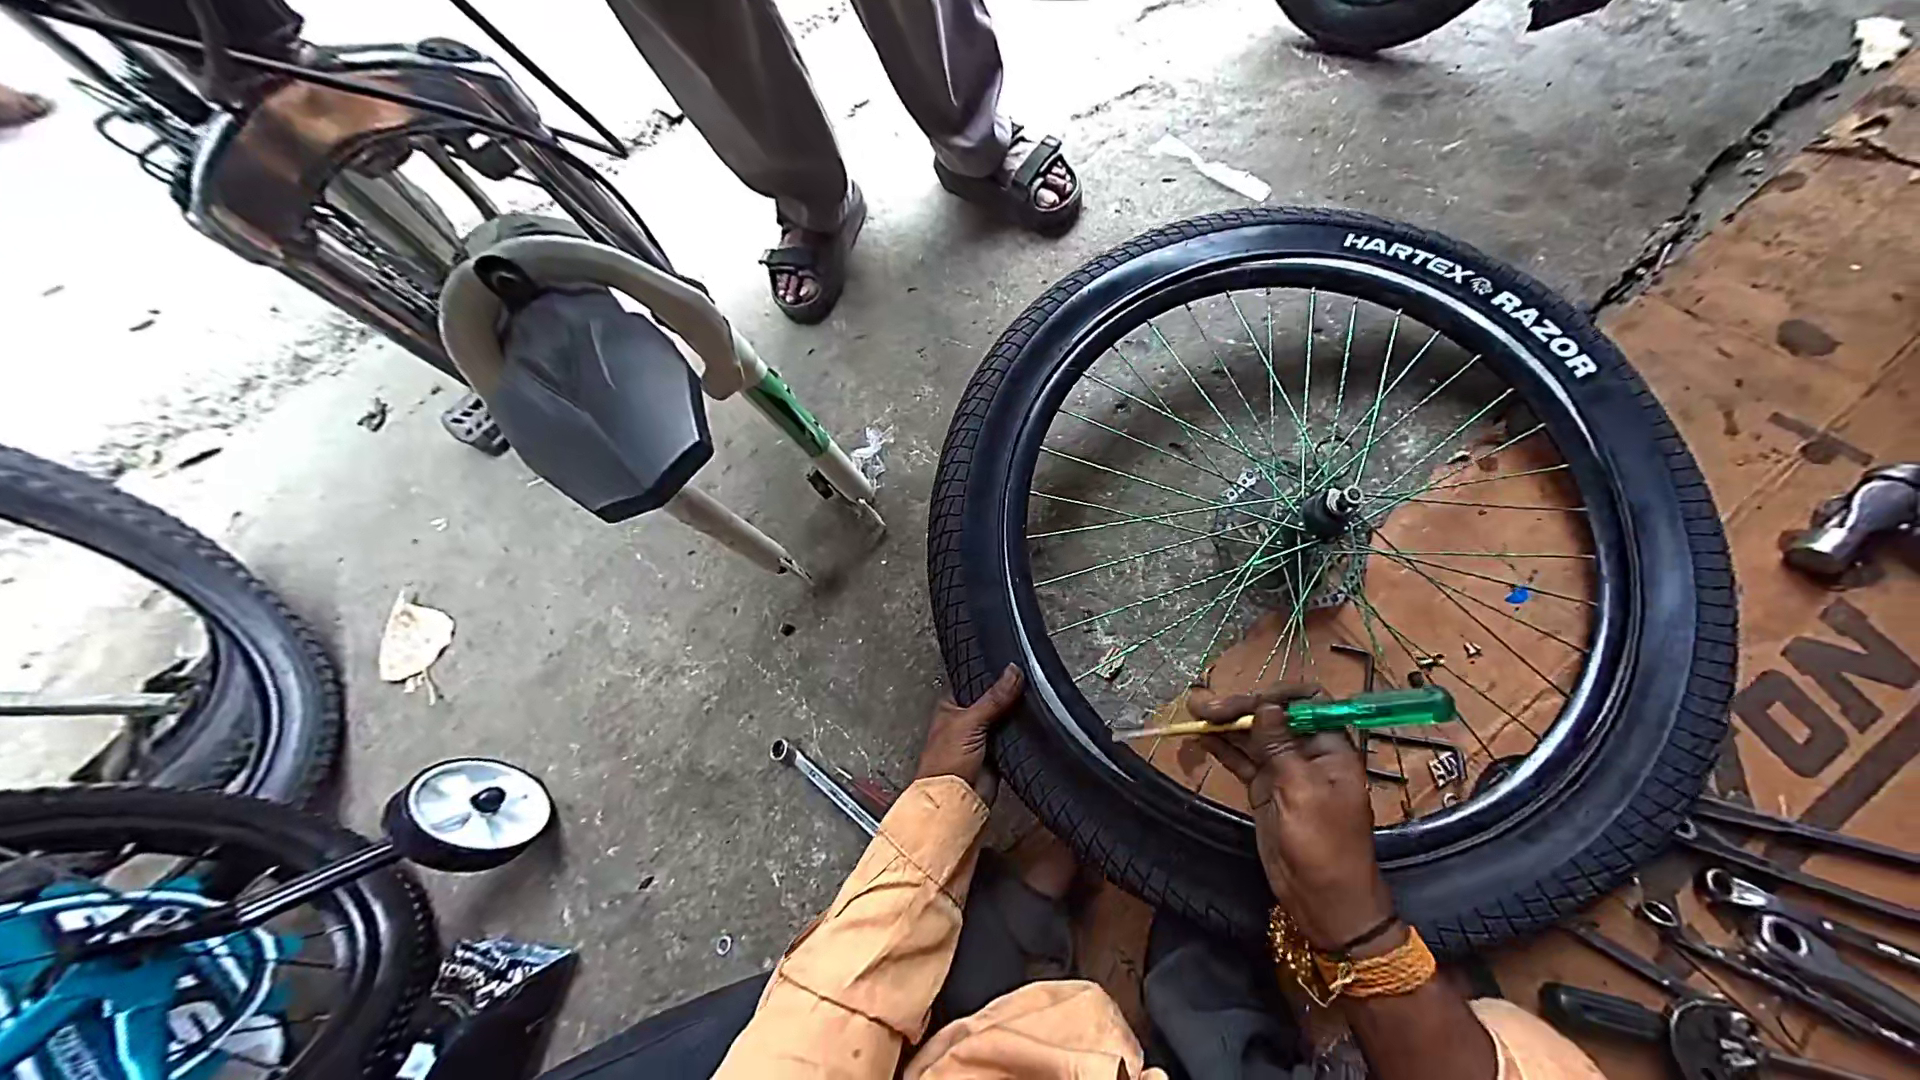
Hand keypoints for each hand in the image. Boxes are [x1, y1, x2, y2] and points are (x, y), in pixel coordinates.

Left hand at [916, 665, 1023, 800]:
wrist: (957, 799)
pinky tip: (1033, 721)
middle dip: (1008, 694)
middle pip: (993, 699)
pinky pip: (1014, 736)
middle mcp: (967, 719)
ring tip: (1035, 696)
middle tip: (1028, 680)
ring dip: (1016, 713)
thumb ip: (994, 697)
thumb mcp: (970, 721)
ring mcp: (983, 736)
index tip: (1013, 664)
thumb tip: (1012, 671)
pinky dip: (1022, 731)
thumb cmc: (945, 762)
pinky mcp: (998, 752)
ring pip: (1005, 717)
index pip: (975, 681)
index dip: (992, 674)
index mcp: (952, 705)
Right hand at [1191, 685, 1394, 951]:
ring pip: (1251, 736)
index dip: (1279, 694)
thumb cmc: (1324, 846)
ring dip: (1224, 724)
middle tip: (1203, 707)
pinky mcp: (1264, 788)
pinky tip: (1200, 736)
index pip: (1308, 702)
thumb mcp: (1302, 791)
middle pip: (1271, 716)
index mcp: (1329, 748)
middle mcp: (1306, 753)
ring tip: (1194, 712)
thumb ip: (1280, 746)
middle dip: (1239, 708)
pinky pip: (1241, 758)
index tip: (1249, 700)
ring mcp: (1283, 771)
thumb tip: (1264, 705)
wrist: (1324, 901)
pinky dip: (1221, 746)